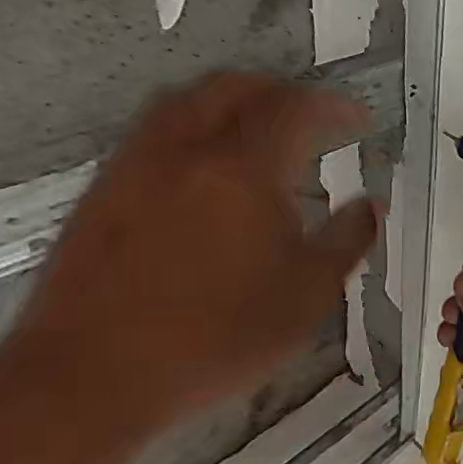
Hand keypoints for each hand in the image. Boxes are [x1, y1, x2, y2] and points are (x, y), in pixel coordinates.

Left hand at [9, 73, 377, 423]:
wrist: (91, 375)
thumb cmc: (218, 336)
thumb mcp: (309, 294)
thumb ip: (347, 240)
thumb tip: (370, 206)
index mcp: (243, 169)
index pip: (296, 109)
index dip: (335, 107)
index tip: (360, 119)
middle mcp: (185, 150)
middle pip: (234, 88)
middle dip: (281, 93)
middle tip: (312, 118)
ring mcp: (135, 166)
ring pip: (186, 103)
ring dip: (232, 104)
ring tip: (261, 134)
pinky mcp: (104, 191)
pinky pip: (156, 133)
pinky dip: (195, 130)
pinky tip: (209, 173)